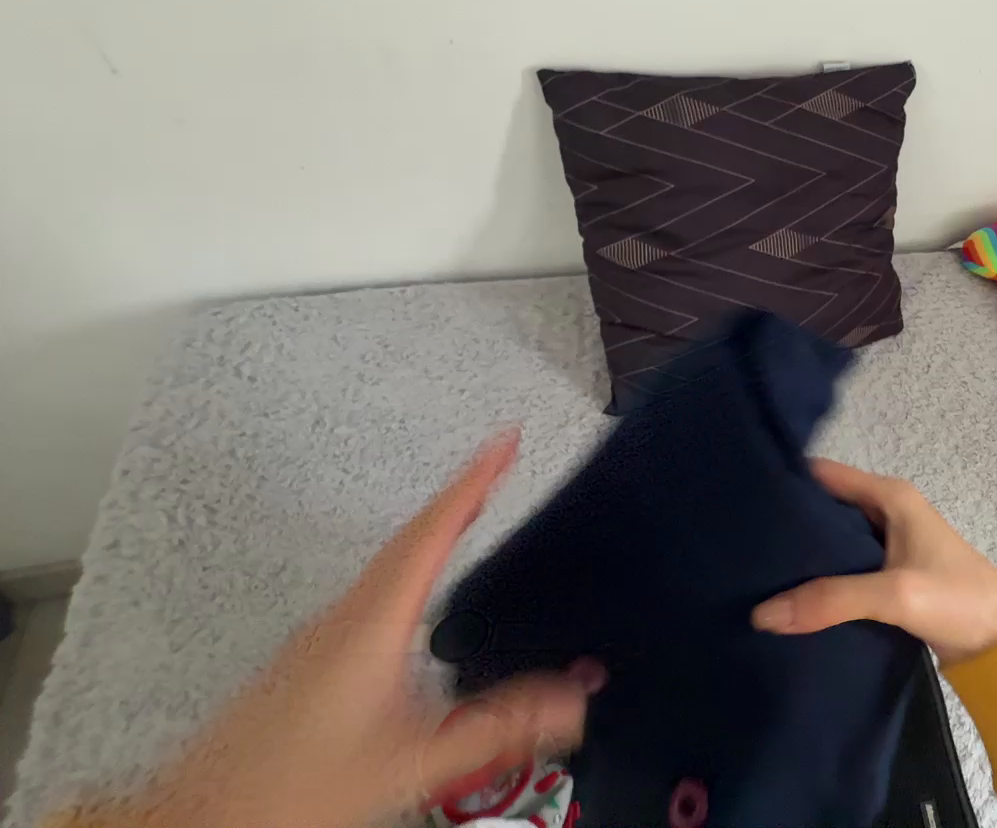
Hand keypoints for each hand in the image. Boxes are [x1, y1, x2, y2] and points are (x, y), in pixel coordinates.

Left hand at [87, 428, 605, 827]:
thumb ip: (501, 723)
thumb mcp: (415, 758)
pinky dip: (411, 562)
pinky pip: (374, 588)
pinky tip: (420, 584)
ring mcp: (322, 636)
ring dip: (436, 525)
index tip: (505, 440)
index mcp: (373, 623)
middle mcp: (344, 617)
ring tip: (471, 505)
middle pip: (413, 535)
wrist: (189, 826)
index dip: (474, 480)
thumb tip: (574, 698)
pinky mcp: (309, 659)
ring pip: (390, 561)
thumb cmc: (281, 792)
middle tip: (498, 458)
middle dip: (462, 492)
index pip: (433, 531)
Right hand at [752, 459, 996, 664]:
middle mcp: (886, 511)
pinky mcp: (885, 575)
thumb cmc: (956, 599)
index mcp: (890, 496)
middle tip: (735, 541)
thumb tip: (762, 614)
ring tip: (749, 569)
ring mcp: (885, 544)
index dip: (786, 481)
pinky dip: (817, 577)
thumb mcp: (895, 594)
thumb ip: (832, 599)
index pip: (825, 474)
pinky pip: (841, 567)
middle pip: (825, 506)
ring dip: (801, 554)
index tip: (739, 494)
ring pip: (832, 540)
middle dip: (787, 522)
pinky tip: (784, 596)